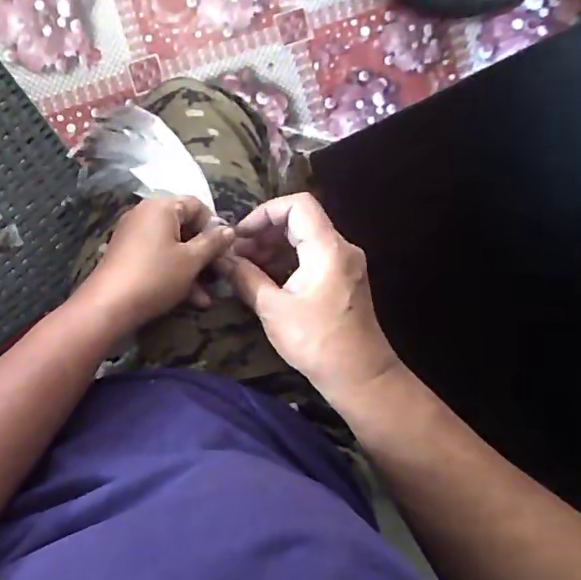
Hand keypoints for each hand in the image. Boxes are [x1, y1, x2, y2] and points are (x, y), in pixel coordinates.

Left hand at [71, 196, 234, 334]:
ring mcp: (132, 236)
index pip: (196, 205)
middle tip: (219, 274)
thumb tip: (229, 230)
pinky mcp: (126, 257)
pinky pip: (156, 259)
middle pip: (183, 227)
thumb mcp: (191, 260)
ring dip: (192, 270)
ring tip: (207, 296)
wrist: (108, 305)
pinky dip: (173, 274)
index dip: (214, 226)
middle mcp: (144, 215)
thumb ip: (213, 243)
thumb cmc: (156, 276)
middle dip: (204, 253)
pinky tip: (191, 300)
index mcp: (161, 207)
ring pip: (172, 248)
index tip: (225, 249)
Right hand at [221, 194, 399, 396]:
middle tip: (234, 255)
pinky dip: (285, 260)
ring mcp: (344, 263)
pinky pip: (311, 256)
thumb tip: (221, 259)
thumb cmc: (315, 340)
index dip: (263, 213)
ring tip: (243, 268)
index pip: (297, 205)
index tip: (239, 236)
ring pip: (304, 238)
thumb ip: (245, 277)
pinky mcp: (342, 279)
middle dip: (263, 233)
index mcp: (327, 249)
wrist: (358, 374)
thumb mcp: (272, 308)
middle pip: (299, 220)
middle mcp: (341, 248)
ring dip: (271, 248)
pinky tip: (263, 279)